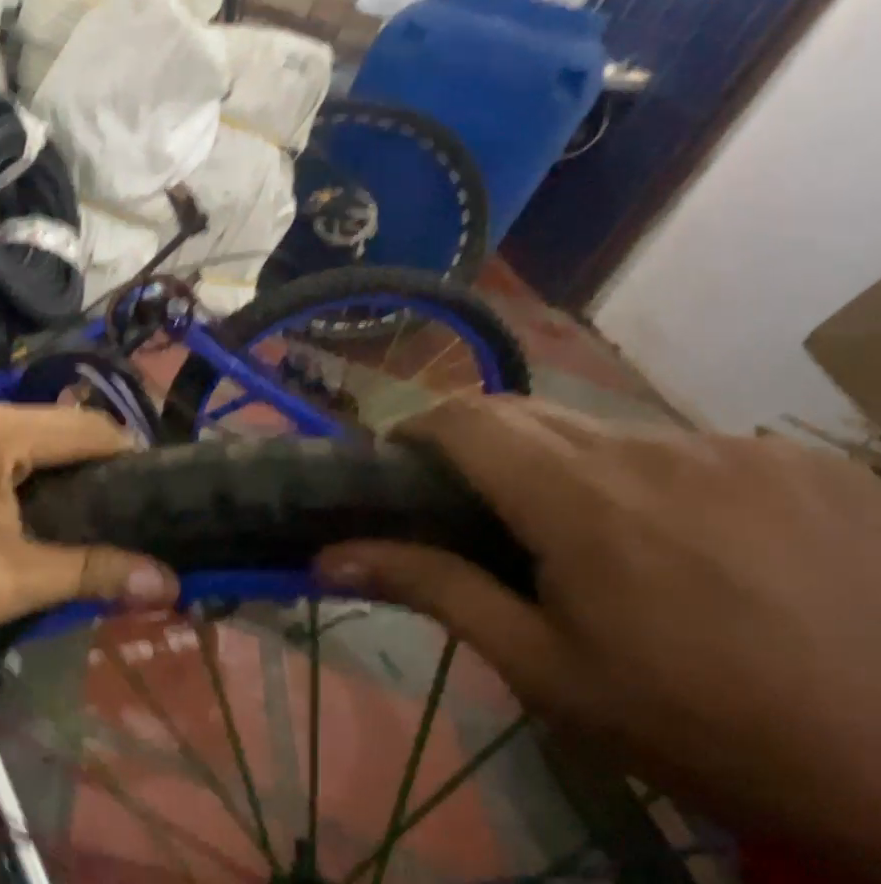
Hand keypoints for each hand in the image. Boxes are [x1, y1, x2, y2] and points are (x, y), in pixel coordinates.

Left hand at [0, 391, 178, 652]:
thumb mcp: (13, 582)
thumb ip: (93, 573)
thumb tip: (171, 583)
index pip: (89, 429)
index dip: (132, 463)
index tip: (162, 503)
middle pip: (58, 431)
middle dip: (94, 476)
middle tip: (129, 525)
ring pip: (28, 442)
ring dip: (57, 480)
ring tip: (88, 527)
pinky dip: (23, 478)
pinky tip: (33, 517)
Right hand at [316, 397, 880, 865]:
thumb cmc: (704, 727)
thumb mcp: (551, 673)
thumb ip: (438, 591)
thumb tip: (327, 557)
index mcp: (581, 499)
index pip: (466, 418)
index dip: (418, 429)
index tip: (400, 466)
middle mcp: (656, 449)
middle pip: (532, 414)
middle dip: (488, 449)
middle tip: (488, 516)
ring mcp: (745, 450)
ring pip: (616, 435)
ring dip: (583, 472)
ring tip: (613, 551)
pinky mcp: (815, 465)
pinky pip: (701, 454)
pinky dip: (668, 485)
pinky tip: (708, 553)